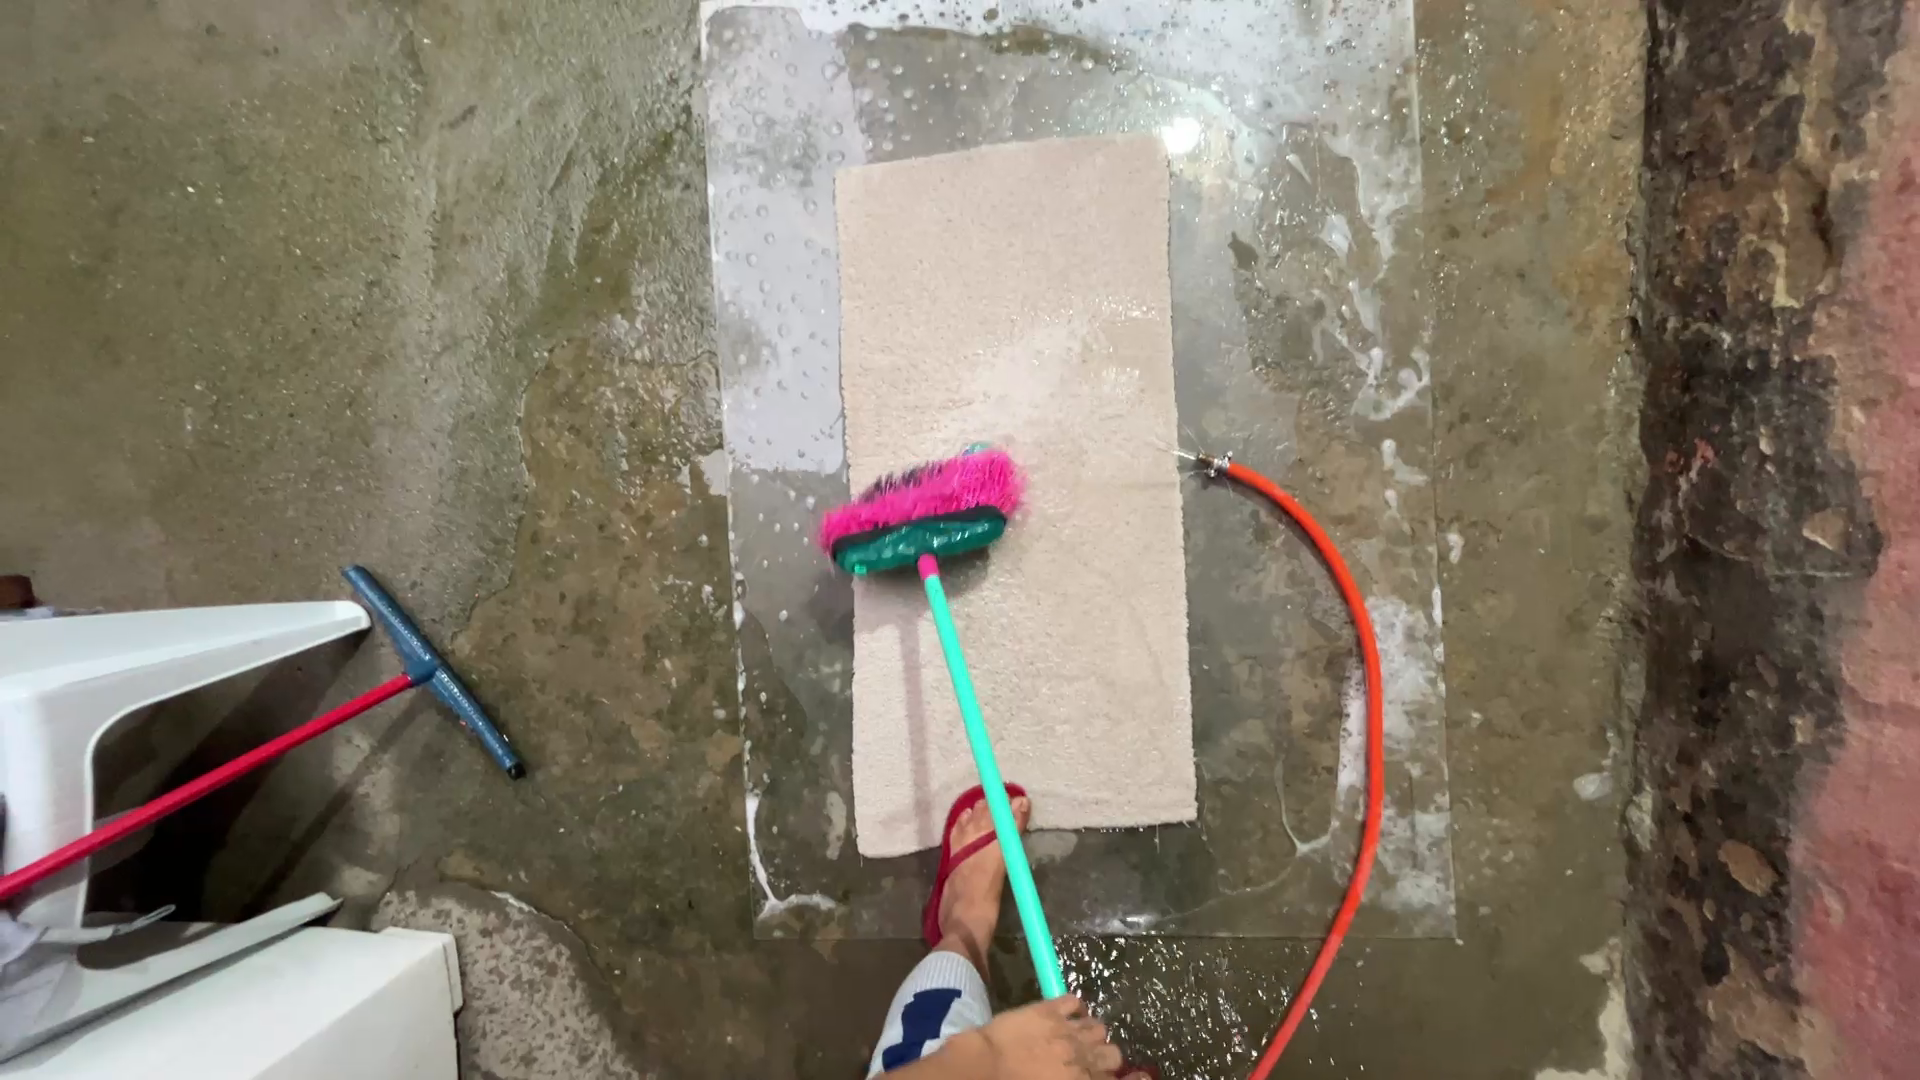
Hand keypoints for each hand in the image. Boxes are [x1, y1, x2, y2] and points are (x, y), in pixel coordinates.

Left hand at [957, 996, 1123, 1078]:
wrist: (987, 1067)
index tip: (1138, 1076)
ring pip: (1098, 1027)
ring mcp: (1067, 1031)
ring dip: (1091, 1032)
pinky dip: (1075, 1007)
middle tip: (1093, 1058)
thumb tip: (1085, 1075)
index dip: (1132, 1078)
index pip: (1118, 1079)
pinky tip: (1067, 1012)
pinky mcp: (1050, 1009)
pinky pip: (1074, 1000)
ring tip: (1079, 1034)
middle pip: (1114, 1054)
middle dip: (1106, 1057)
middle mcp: (1082, 1058)